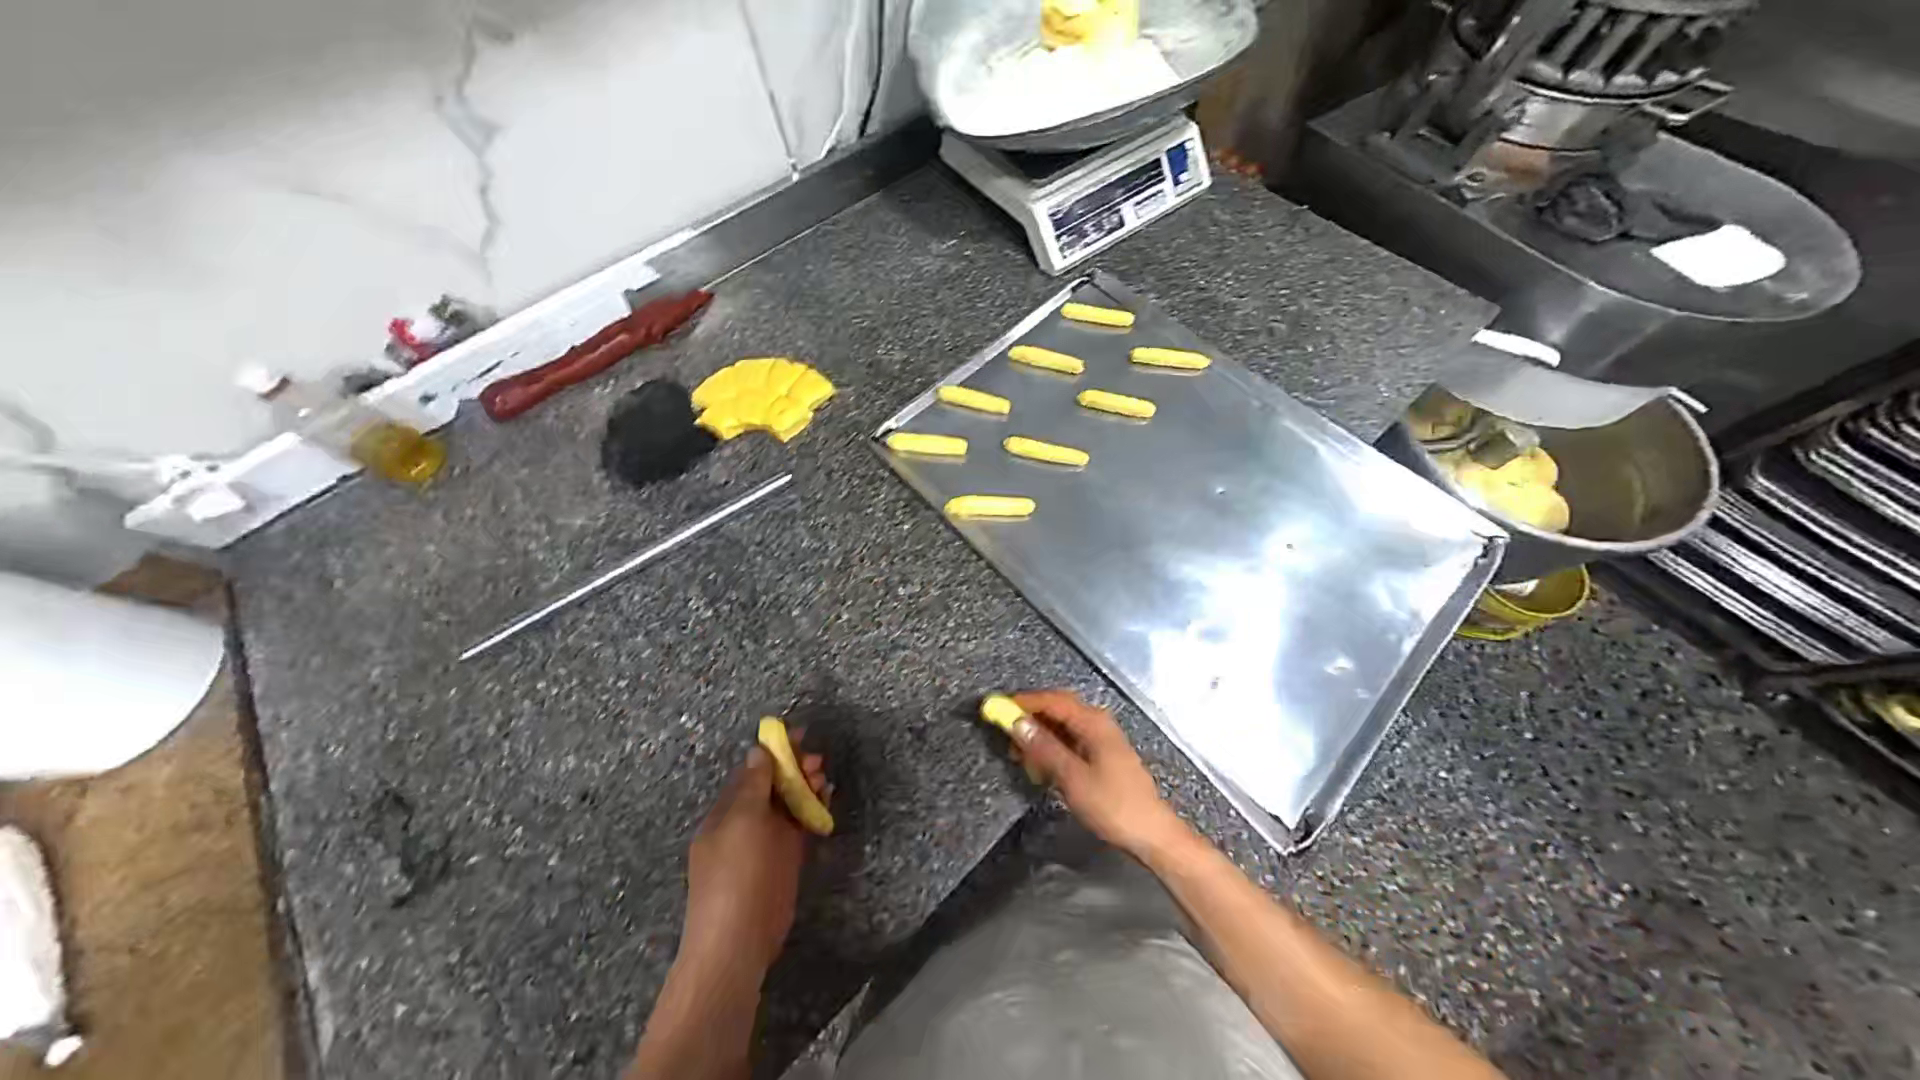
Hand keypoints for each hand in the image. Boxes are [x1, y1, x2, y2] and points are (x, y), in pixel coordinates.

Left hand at [680, 736, 828, 977]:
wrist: (738, 941)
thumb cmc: (736, 876)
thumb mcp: (742, 822)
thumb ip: (752, 786)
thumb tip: (757, 752)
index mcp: (726, 812)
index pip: (751, 772)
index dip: (774, 753)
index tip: (799, 736)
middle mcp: (744, 824)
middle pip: (772, 787)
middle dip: (794, 769)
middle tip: (818, 761)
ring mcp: (764, 844)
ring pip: (787, 806)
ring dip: (805, 789)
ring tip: (824, 780)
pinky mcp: (783, 861)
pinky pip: (798, 828)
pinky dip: (811, 813)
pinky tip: (826, 803)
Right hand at [1008, 689, 1189, 858]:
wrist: (1151, 835)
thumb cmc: (1112, 805)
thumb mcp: (1072, 777)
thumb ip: (1042, 747)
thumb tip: (1015, 722)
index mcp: (1093, 722)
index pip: (1051, 700)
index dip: (1022, 702)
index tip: (995, 709)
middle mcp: (1098, 723)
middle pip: (1057, 709)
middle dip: (1029, 719)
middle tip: (1006, 737)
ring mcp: (1101, 739)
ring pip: (1062, 727)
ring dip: (1040, 738)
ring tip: (1022, 758)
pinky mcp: (1102, 755)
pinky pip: (1070, 742)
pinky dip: (1052, 750)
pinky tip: (1042, 768)